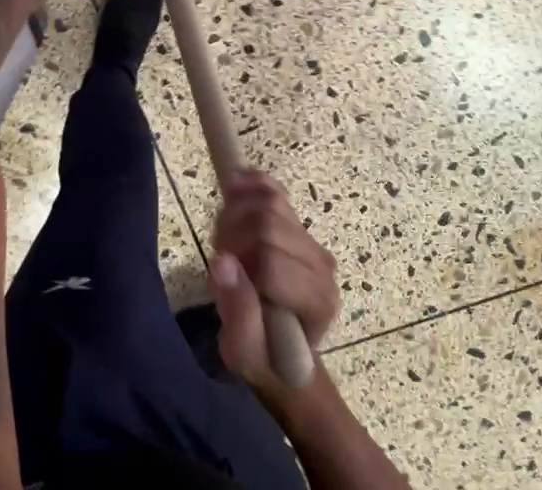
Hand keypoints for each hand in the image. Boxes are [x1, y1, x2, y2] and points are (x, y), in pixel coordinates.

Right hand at [209, 171, 338, 393]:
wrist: (284, 350)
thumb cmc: (265, 356)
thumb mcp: (244, 353)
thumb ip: (237, 312)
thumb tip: (223, 262)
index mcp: (316, 301)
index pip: (270, 262)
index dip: (238, 262)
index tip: (220, 273)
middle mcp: (322, 266)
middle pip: (268, 226)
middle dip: (233, 235)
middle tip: (219, 254)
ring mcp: (313, 242)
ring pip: (270, 203)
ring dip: (236, 214)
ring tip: (225, 239)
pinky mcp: (301, 226)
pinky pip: (276, 191)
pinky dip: (252, 183)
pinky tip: (233, 187)